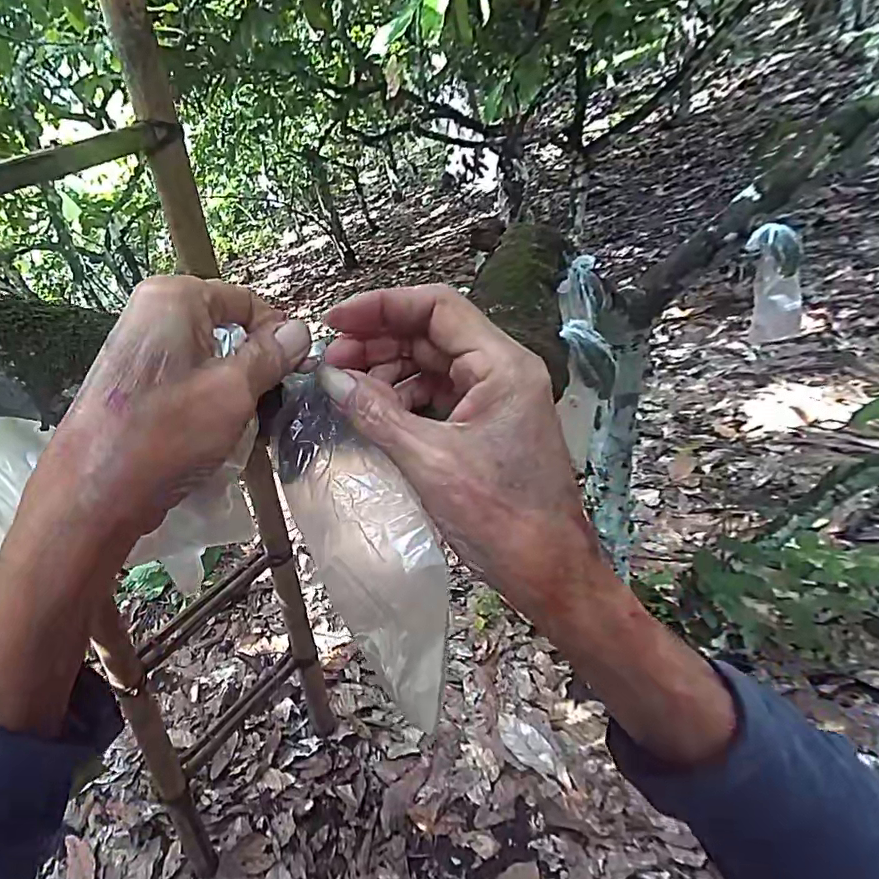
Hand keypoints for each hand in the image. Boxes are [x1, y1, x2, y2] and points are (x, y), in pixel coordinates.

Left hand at [0, 276, 308, 734]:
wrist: (93, 495)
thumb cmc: (165, 434)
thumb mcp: (232, 392)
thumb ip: (269, 355)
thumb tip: (300, 328)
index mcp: (173, 297)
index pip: (246, 300)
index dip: (278, 334)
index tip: (298, 372)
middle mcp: (151, 313)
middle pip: (226, 330)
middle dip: (255, 366)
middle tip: (273, 404)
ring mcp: (138, 352)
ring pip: (209, 361)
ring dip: (234, 390)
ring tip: (245, 425)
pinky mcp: (133, 387)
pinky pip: (186, 383)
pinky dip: (208, 403)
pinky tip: (214, 435)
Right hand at [320, 284, 734, 764]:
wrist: (548, 572)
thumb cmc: (500, 518)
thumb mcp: (429, 462)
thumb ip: (377, 413)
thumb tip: (330, 379)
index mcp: (502, 366)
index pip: (438, 308)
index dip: (381, 306)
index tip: (335, 323)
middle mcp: (502, 374)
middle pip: (432, 335)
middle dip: (378, 343)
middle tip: (331, 365)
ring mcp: (495, 402)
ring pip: (432, 367)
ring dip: (387, 373)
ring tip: (345, 391)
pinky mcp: (486, 429)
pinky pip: (437, 399)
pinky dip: (403, 401)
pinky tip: (373, 414)